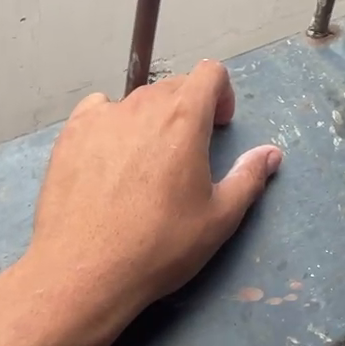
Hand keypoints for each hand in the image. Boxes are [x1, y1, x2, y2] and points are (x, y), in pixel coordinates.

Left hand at [0, 60, 281, 345]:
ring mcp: (104, 115)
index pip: (210, 72)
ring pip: (137, 100)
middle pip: (175, 86)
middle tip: (185, 152)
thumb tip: (272, 153)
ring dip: (150, 119)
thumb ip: (249, 177)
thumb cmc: (158, 245)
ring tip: (143, 163)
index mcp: (186, 115)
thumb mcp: (218, 219)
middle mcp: (146, 104)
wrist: (82, 274)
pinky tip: (106, 159)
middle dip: (188, 109)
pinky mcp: (72, 132)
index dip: (221, 94)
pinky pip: (98, 110)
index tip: (217, 127)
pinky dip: (109, 123)